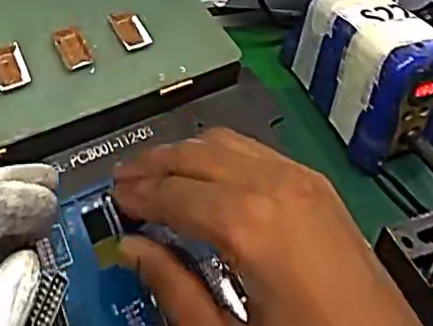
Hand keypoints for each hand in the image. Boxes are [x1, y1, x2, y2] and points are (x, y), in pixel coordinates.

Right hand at [112, 129, 419, 325]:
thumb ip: (176, 292)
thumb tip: (134, 250)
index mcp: (250, 224)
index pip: (176, 192)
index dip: (139, 193)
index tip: (114, 197)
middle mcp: (274, 184)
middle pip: (197, 153)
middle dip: (155, 163)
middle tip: (125, 178)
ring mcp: (301, 178)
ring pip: (226, 141)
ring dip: (187, 152)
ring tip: (158, 172)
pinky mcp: (318, 183)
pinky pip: (256, 150)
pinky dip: (221, 154)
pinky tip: (208, 175)